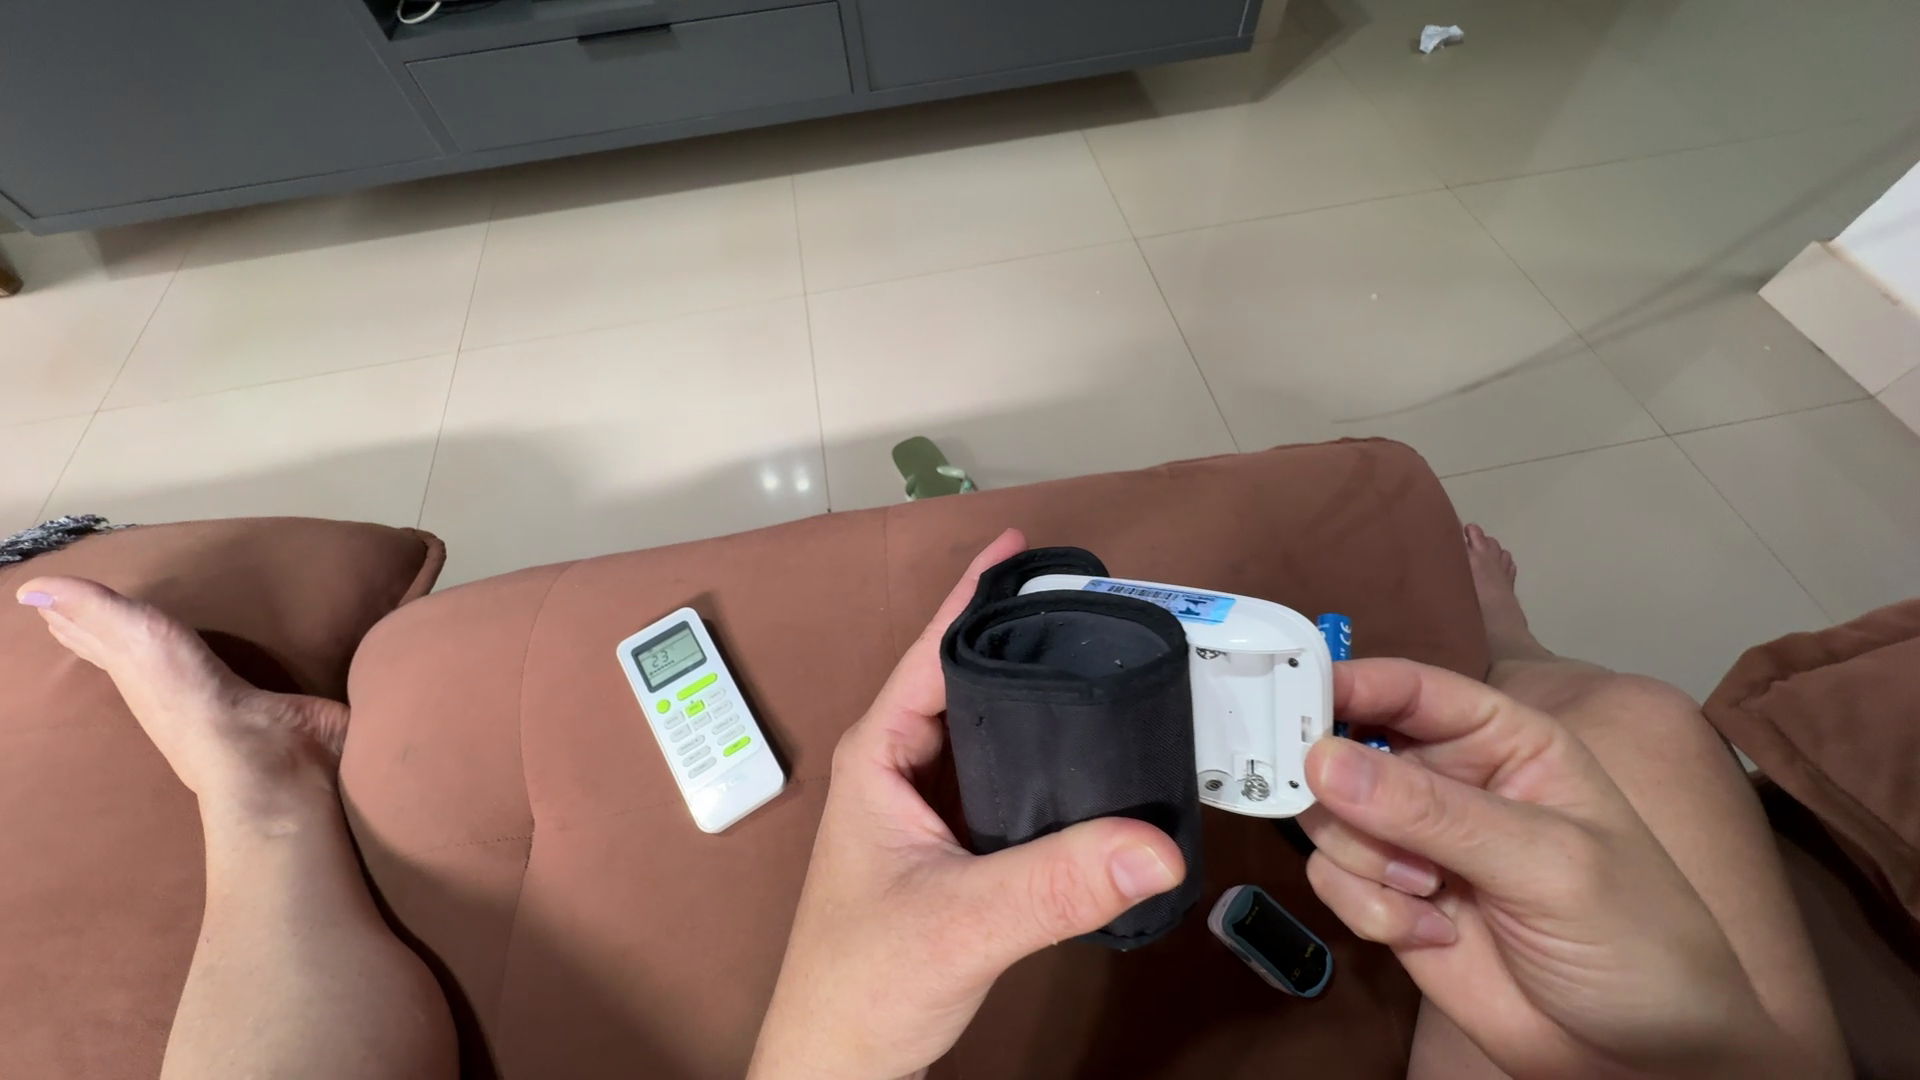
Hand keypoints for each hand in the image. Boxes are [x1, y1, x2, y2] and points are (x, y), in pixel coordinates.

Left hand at [747, 529, 1185, 1079]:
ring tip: (1092, 655)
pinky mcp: (951, 831)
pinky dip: (1037, 745)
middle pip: (960, 675)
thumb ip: (1056, 884)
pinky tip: (1081, 743)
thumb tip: (1158, 845)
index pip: (930, 651)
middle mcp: (899, 759)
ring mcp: (924, 796)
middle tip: (1083, 601)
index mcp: (879, 751)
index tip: (1017, 547)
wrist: (840, 1064)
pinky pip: (999, 766)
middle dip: (1013, 632)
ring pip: (982, 721)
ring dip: (1028, 688)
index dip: (973, 595)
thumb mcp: (961, 923)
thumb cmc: (863, 984)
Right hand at [1299, 659, 1804, 1078]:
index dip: (1349, 682)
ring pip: (1326, 811)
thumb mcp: (1549, 865)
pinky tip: (1426, 931)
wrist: (1636, 1068)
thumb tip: (1319, 760)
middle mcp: (1439, 775)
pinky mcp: (1379, 889)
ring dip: (1365, 857)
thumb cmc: (1634, 944)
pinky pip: (1328, 873)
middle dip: (1332, 779)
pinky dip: (1365, 905)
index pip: (1409, 689)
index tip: (1288, 691)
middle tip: (1328, 803)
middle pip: (1344, 743)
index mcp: (1496, 739)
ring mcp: (1403, 834)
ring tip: (1427, 892)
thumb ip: (1432, 810)